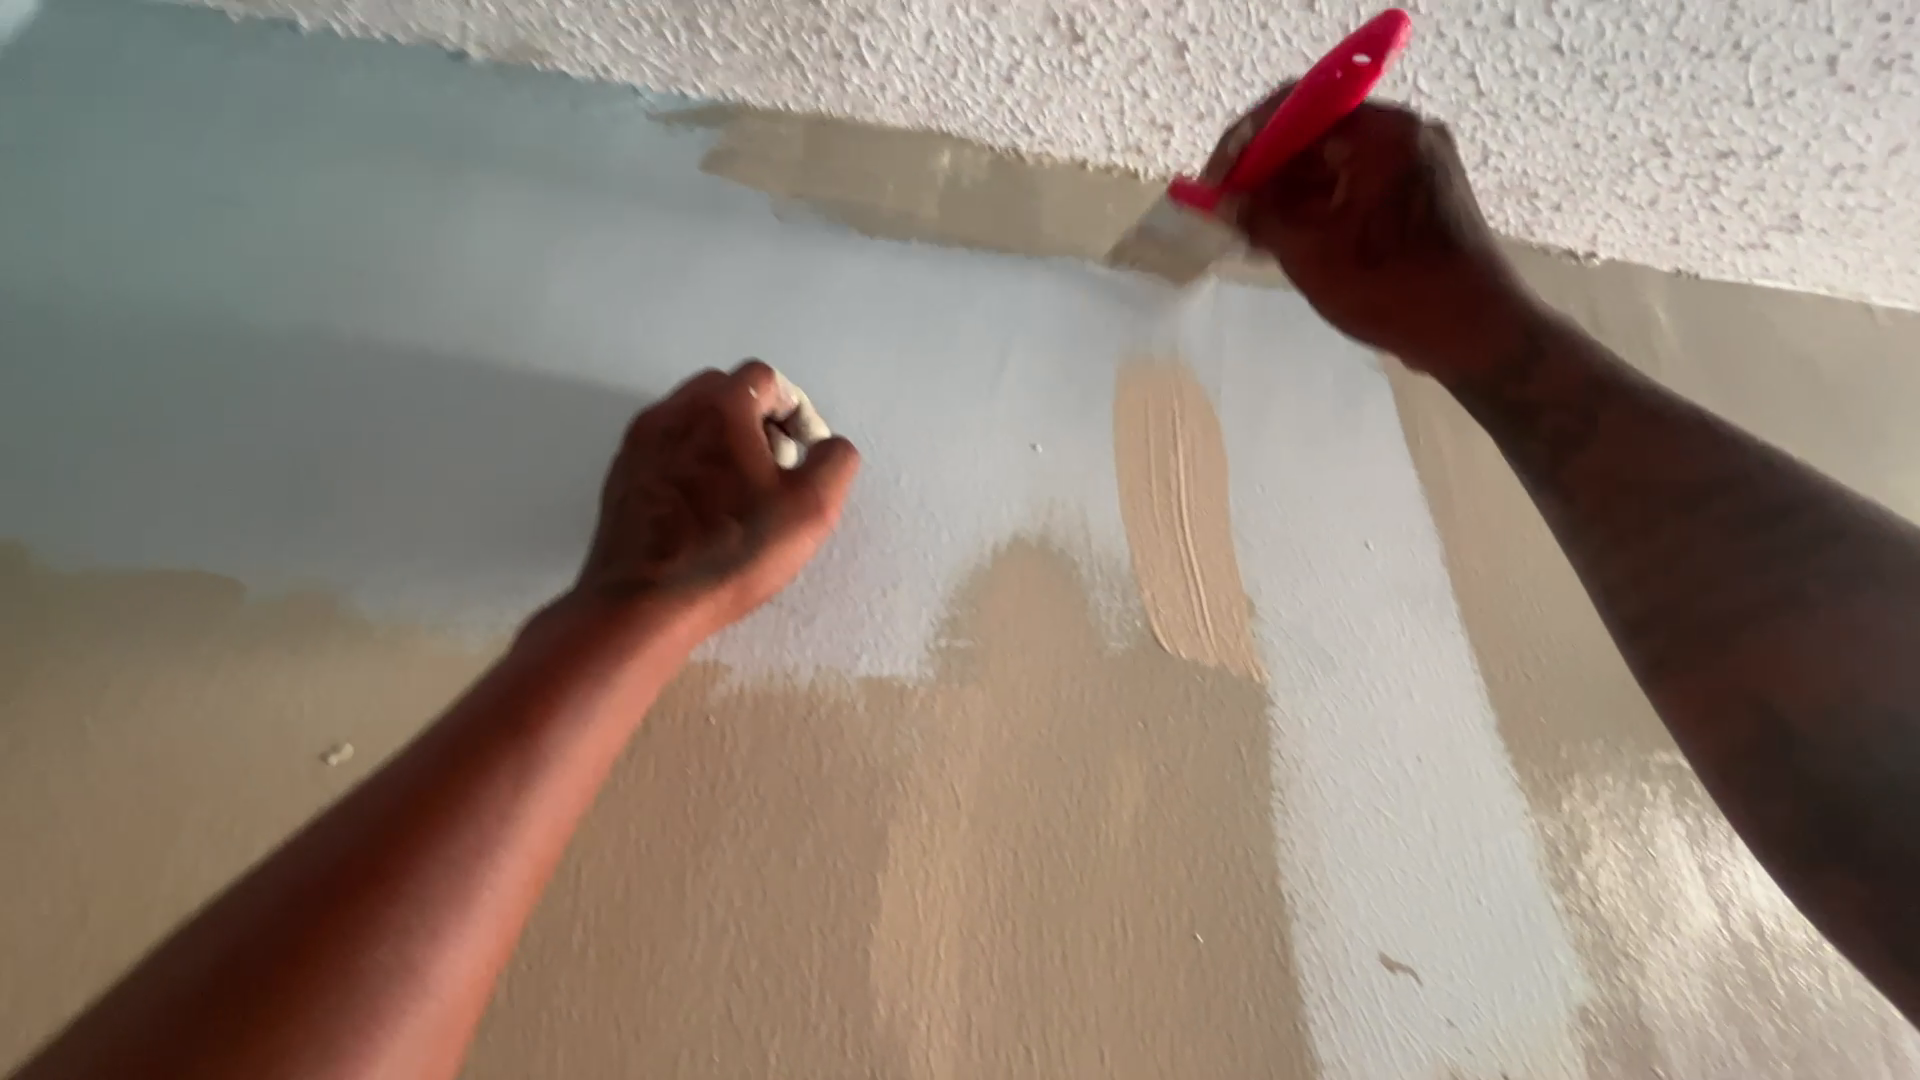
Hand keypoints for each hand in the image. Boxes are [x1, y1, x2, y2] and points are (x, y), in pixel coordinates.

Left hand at [566, 360, 859, 645]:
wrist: (645, 602)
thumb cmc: (733, 551)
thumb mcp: (812, 507)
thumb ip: (835, 461)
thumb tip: (829, 446)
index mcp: (720, 408)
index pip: (767, 380)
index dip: (797, 412)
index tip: (805, 455)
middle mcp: (672, 412)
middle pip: (726, 391)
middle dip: (760, 420)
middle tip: (777, 468)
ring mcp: (639, 444)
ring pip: (692, 420)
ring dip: (725, 441)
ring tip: (743, 492)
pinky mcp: (621, 477)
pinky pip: (667, 451)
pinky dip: (693, 463)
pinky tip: (706, 510)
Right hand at [1205, 86, 1538, 376]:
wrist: (1470, 330)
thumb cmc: (1390, 288)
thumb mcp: (1311, 254)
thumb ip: (1261, 219)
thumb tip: (1222, 202)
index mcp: (1382, 133)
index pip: (1298, 109)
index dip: (1246, 144)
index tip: (1213, 183)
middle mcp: (1401, 136)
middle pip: (1313, 136)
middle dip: (1262, 174)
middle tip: (1224, 213)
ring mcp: (1410, 166)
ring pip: (1329, 167)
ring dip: (1283, 196)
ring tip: (1245, 234)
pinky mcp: (1412, 197)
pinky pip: (1349, 189)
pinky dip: (1312, 210)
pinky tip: (1279, 241)